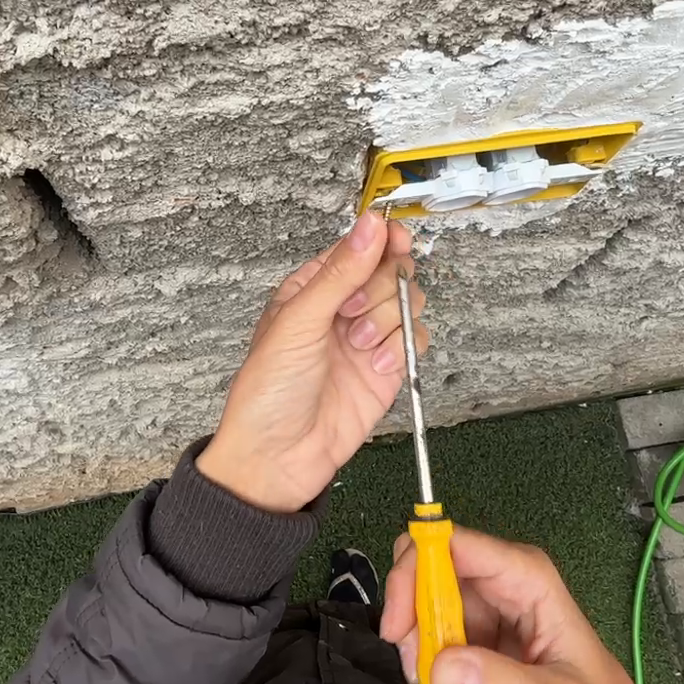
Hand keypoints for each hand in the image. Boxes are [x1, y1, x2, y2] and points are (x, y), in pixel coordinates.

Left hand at [197, 213, 425, 513]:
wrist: (279, 458)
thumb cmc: (268, 391)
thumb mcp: (299, 322)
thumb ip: (341, 272)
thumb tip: (370, 225)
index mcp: (312, 288)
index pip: (358, 247)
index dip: (380, 240)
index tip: (395, 240)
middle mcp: (342, 308)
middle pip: (390, 270)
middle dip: (380, 288)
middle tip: (353, 314)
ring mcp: (367, 337)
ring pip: (407, 301)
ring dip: (389, 320)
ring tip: (361, 345)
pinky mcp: (387, 367)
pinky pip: (415, 339)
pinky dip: (403, 348)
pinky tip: (378, 365)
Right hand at [380, 526, 673, 683]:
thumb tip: (440, 668)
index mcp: (523, 575)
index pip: (450, 544)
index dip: (413, 573)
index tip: (397, 629)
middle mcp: (499, 584)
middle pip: (426, 580)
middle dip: (416, 634)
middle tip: (422, 682)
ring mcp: (485, 614)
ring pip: (425, 623)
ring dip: (432, 677)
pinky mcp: (476, 645)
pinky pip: (437, 658)